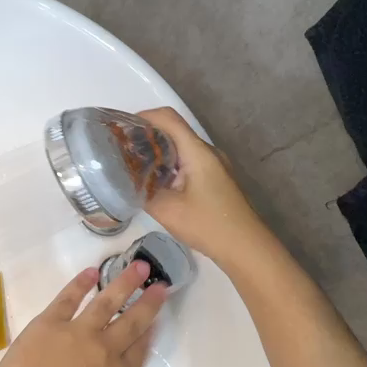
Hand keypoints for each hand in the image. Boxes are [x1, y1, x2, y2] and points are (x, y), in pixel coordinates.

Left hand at [0, 262, 167, 366]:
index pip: (139, 350)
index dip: (149, 332)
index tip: (156, 317)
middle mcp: (105, 351)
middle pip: (132, 322)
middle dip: (148, 302)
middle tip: (160, 284)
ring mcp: (78, 333)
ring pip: (107, 302)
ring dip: (124, 283)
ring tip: (138, 267)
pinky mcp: (50, 322)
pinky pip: (69, 298)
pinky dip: (81, 283)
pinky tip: (92, 272)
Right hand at [135, 107, 277, 269]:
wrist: (247, 249)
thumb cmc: (209, 225)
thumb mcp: (166, 210)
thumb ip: (141, 191)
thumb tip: (123, 180)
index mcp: (197, 152)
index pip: (168, 118)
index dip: (142, 116)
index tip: (120, 128)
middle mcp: (207, 152)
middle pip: (173, 130)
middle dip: (144, 134)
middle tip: (119, 148)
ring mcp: (213, 166)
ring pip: (179, 147)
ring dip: (155, 150)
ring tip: (131, 164)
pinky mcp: (214, 179)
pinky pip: (186, 161)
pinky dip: (167, 163)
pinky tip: (153, 180)